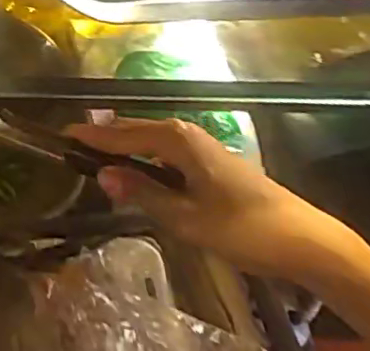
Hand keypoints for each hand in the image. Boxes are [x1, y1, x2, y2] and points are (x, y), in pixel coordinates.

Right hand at [66, 118, 362, 284]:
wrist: (307, 240)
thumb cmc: (245, 228)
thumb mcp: (188, 218)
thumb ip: (144, 193)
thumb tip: (102, 174)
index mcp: (176, 139)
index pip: (122, 134)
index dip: (92, 136)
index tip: (62, 134)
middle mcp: (183, 131)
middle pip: (134, 130)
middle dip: (103, 136)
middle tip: (72, 144)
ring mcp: (198, 142)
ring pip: (148, 138)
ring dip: (123, 145)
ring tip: (95, 154)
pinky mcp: (207, 157)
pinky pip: (162, 148)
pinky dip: (142, 154)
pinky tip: (135, 168)